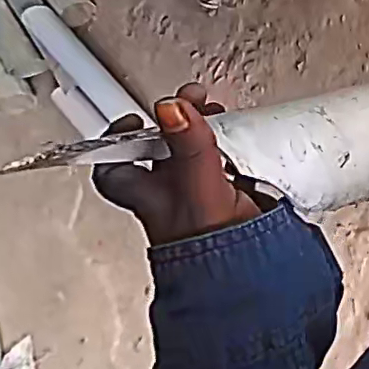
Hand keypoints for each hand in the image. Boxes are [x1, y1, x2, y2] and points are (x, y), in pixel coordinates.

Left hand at [93, 85, 266, 244]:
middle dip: (181, 121)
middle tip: (195, 100)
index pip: (119, 163)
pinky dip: (235, 149)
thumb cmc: (211, 245)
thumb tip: (171, 108)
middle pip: (166, 148)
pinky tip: (244, 141)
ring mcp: (203, 194)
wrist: (250, 269)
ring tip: (222, 116)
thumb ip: (189, 144)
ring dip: (210, 132)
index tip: (137, 116)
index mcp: (150, 193)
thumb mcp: (199, 184)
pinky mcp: (234, 194)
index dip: (122, 137)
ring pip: (198, 153)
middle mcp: (173, 194)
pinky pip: (229, 163)